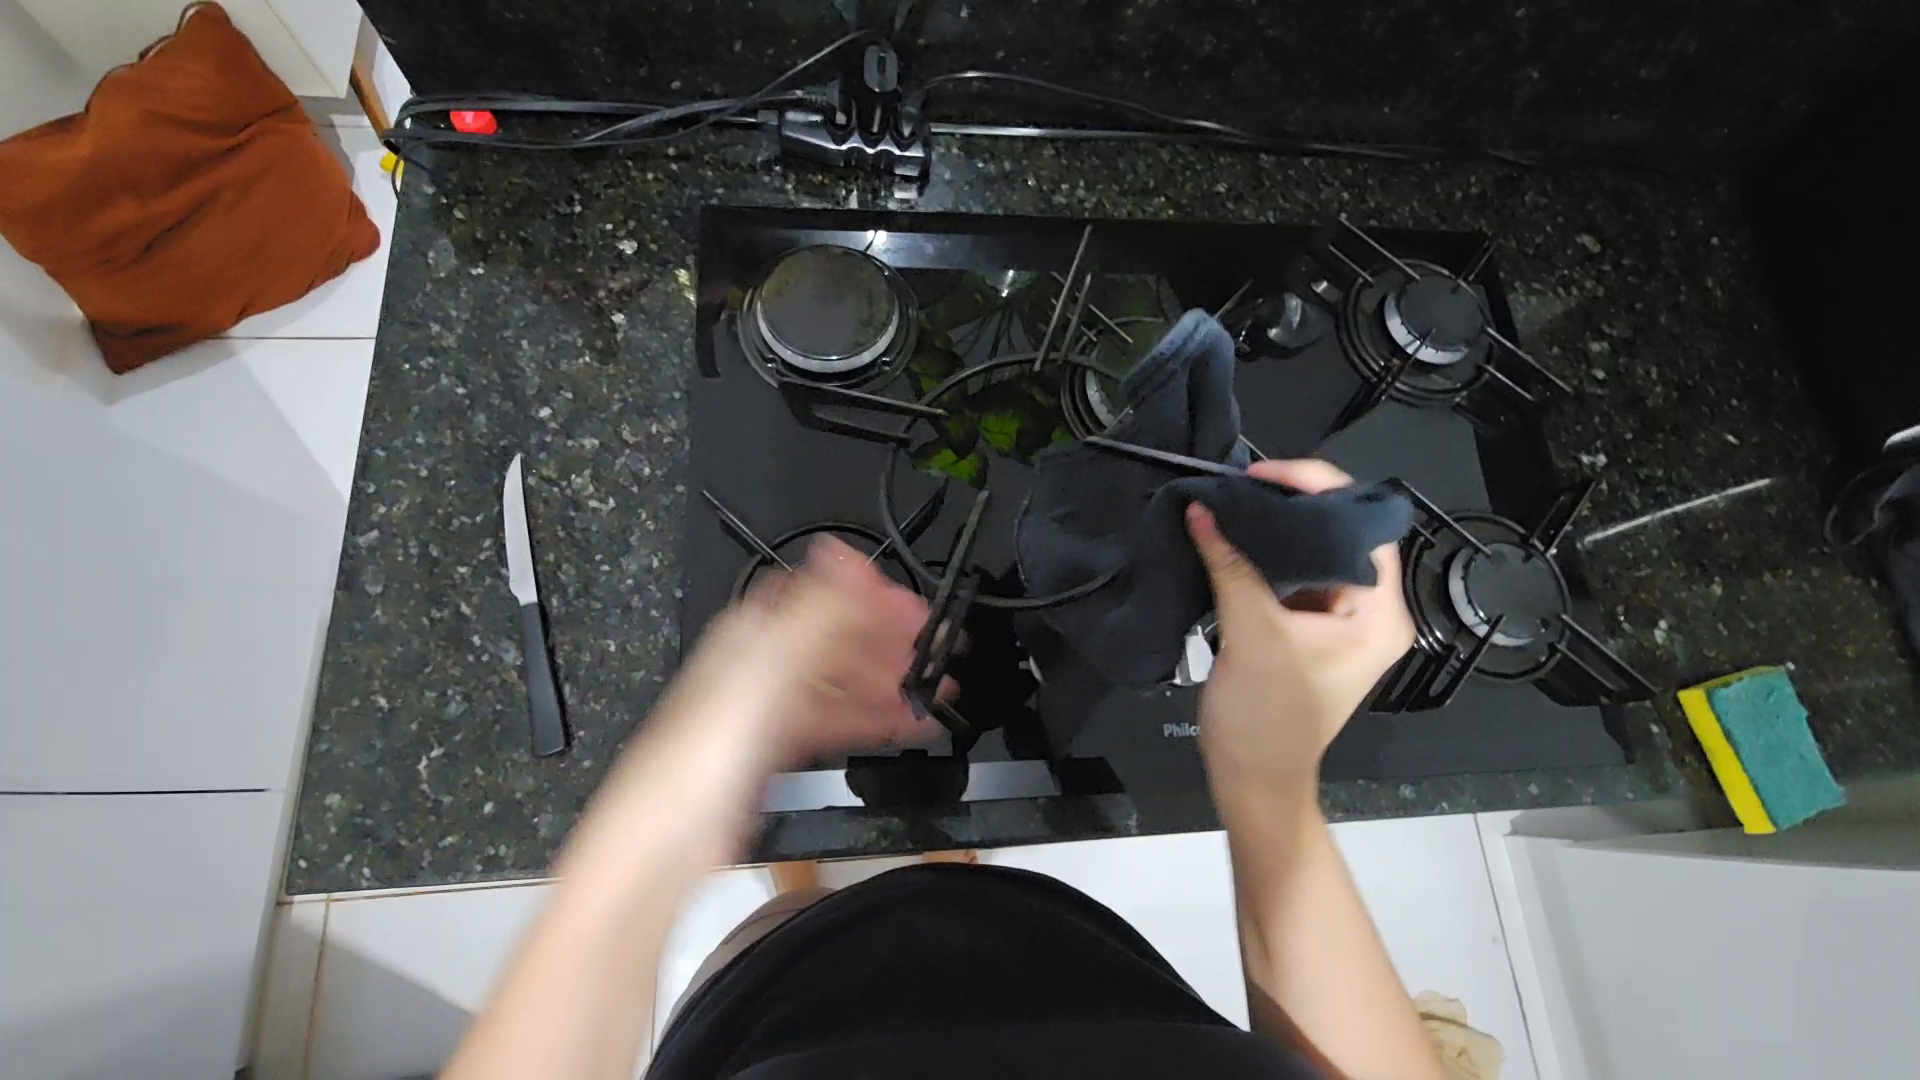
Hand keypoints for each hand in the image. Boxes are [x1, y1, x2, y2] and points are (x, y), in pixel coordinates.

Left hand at [652, 536, 945, 772]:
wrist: (664, 842)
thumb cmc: (696, 759)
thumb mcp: (766, 670)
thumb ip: (814, 613)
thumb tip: (841, 557)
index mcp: (754, 634)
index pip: (822, 595)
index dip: (868, 594)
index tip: (910, 604)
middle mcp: (762, 664)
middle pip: (838, 637)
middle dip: (887, 638)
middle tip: (931, 647)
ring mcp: (772, 707)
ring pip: (842, 680)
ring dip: (887, 679)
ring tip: (930, 687)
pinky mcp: (779, 747)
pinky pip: (838, 720)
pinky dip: (873, 718)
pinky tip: (903, 723)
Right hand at [1185, 459, 1414, 806]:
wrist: (1252, 781)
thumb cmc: (1267, 721)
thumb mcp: (1251, 636)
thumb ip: (1230, 567)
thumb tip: (1202, 509)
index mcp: (1379, 613)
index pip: (1361, 526)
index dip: (1317, 490)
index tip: (1262, 475)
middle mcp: (1368, 611)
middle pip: (1336, 535)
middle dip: (1289, 505)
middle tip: (1240, 486)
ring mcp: (1335, 622)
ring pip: (1308, 556)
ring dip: (1271, 531)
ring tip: (1231, 505)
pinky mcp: (1304, 630)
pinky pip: (1286, 579)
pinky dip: (1259, 557)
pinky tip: (1229, 540)